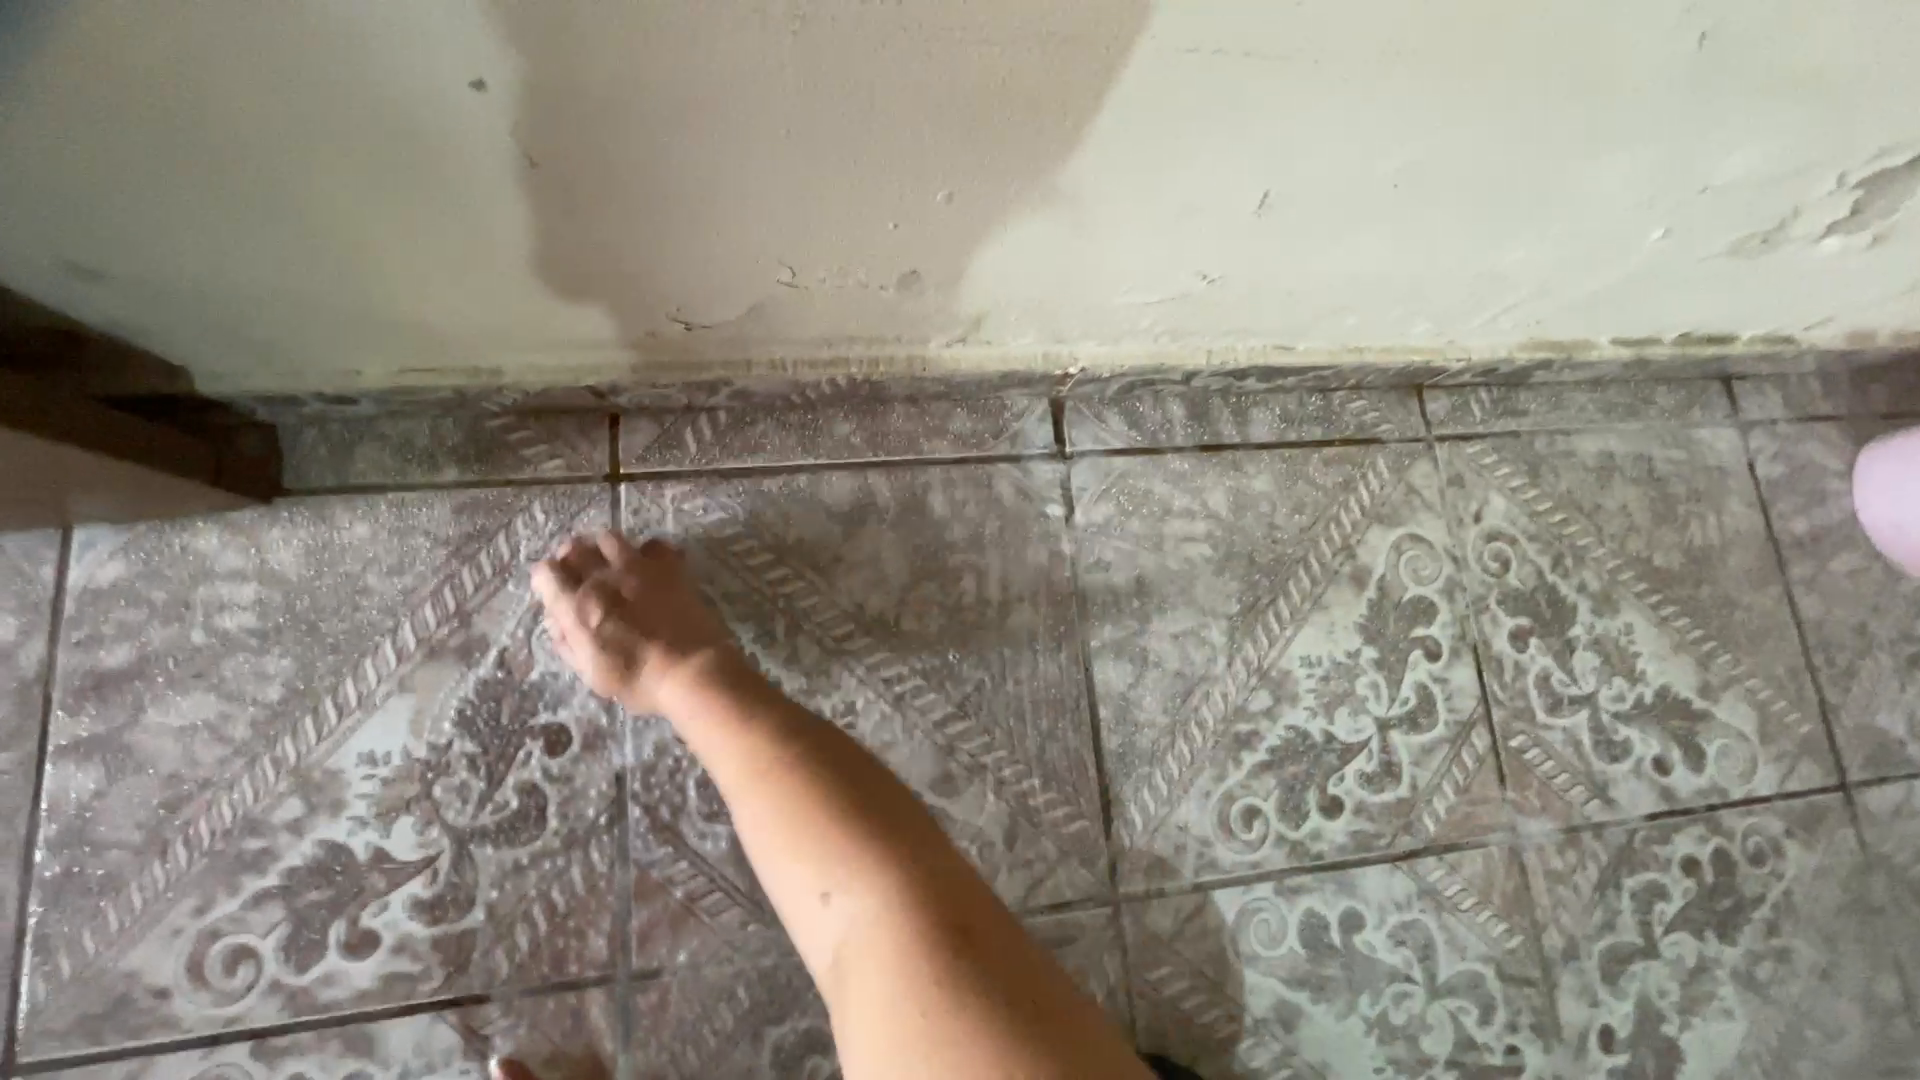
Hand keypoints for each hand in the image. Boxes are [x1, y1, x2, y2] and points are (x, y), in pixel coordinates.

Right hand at [530, 530, 736, 713]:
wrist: (691, 669)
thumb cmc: (638, 681)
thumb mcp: (592, 673)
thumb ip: (570, 644)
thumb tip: (559, 624)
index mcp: (577, 607)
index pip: (545, 573)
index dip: (546, 578)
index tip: (554, 587)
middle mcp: (602, 579)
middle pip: (574, 547)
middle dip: (571, 556)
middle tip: (580, 571)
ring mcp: (638, 568)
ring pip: (609, 538)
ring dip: (604, 547)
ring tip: (612, 563)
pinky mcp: (670, 567)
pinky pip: (654, 544)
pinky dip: (649, 551)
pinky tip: (652, 565)